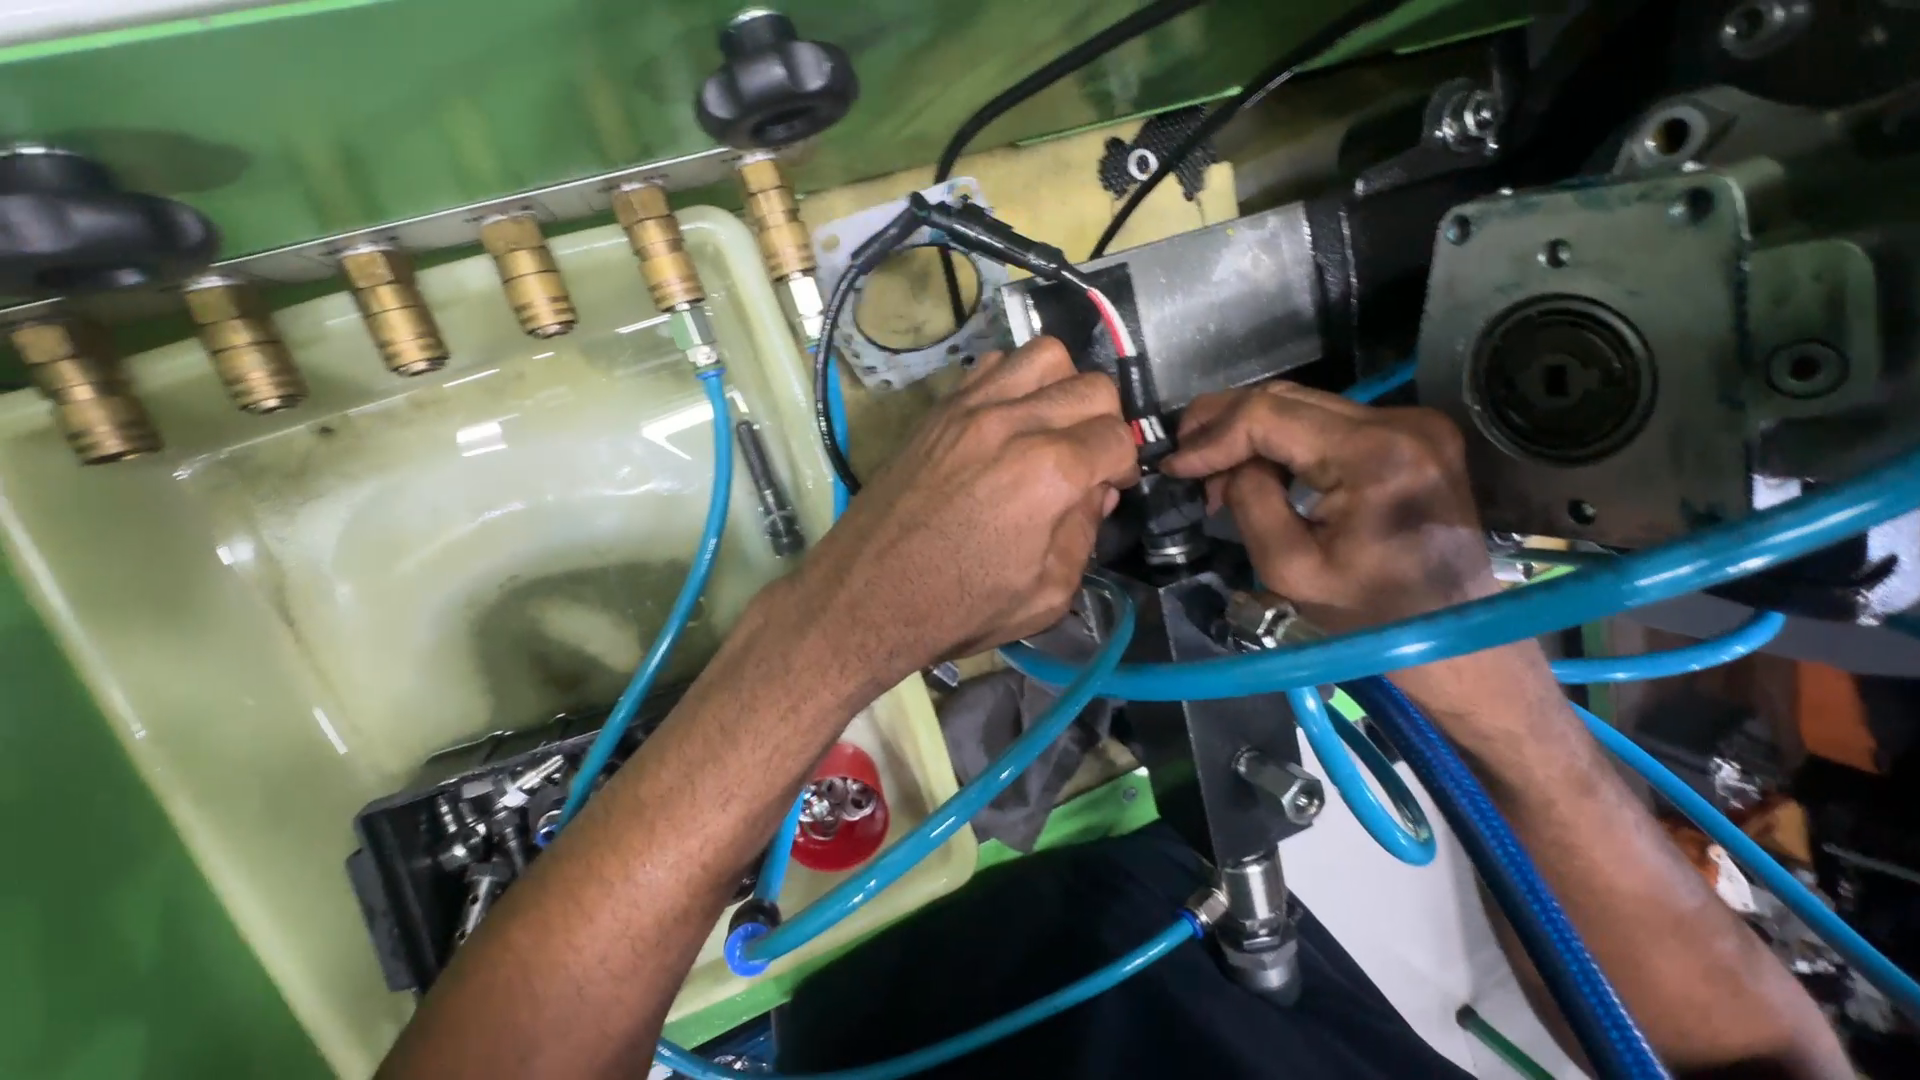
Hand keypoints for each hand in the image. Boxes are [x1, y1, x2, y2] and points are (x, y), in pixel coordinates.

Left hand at [788, 336, 1137, 680]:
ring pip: (1043, 356)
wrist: (865, 598)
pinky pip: (991, 367)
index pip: (1117, 438)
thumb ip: (1084, 534)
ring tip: (1053, 428)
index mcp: (1047, 472)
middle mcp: (1012, 422)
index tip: (1114, 486)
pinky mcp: (937, 411)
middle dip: (1105, 423)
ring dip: (1063, 387)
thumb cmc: (957, 609)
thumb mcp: (1047, 595)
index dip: (1125, 466)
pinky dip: (1014, 383)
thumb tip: (1095, 493)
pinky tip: (1009, 422)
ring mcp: (969, 408)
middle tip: (1090, 460)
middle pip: (1091, 386)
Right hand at [1159, 380, 1496, 635]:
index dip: (1211, 437)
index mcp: (1375, 454)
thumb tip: (1230, 466)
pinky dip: (1286, 440)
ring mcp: (1414, 425)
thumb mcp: (1290, 568)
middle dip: (1224, 423)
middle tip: (1181, 455)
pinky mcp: (1415, 438)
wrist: (1455, 639)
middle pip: (1287, 398)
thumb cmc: (1371, 617)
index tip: (1172, 466)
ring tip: (1211, 468)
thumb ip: (1251, 500)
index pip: (1269, 415)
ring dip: (1251, 431)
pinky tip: (1257, 466)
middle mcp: (1401, 422)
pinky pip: (1331, 424)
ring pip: (1306, 406)